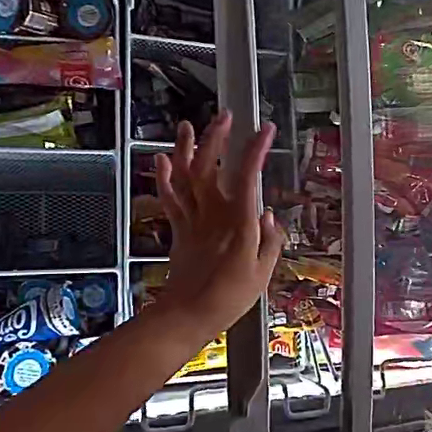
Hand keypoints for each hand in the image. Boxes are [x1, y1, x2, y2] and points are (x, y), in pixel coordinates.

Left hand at [151, 112, 282, 339]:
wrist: (189, 314)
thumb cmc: (227, 298)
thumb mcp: (262, 274)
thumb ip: (270, 242)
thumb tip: (270, 217)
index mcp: (238, 223)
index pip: (248, 177)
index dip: (255, 150)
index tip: (264, 131)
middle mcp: (213, 215)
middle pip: (210, 167)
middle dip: (216, 138)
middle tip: (224, 117)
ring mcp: (192, 220)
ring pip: (185, 177)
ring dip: (185, 149)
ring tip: (187, 126)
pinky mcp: (178, 229)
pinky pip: (169, 198)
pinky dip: (164, 178)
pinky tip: (161, 160)